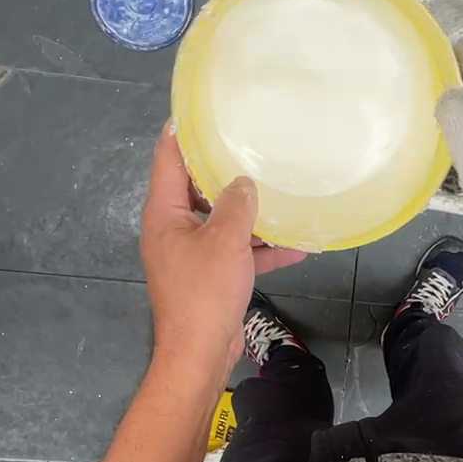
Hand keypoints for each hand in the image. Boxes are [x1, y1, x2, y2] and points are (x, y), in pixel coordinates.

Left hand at [141, 122, 303, 371]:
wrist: (201, 352)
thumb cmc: (205, 291)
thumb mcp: (225, 240)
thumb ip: (237, 205)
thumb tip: (243, 182)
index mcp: (165, 213)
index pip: (169, 159)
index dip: (183, 132)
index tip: (203, 110)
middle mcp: (174, 228)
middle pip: (199, 189)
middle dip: (227, 171)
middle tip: (255, 144)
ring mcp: (193, 254)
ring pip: (222, 221)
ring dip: (251, 213)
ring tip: (282, 191)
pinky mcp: (212, 276)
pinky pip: (237, 252)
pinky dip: (261, 249)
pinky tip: (298, 245)